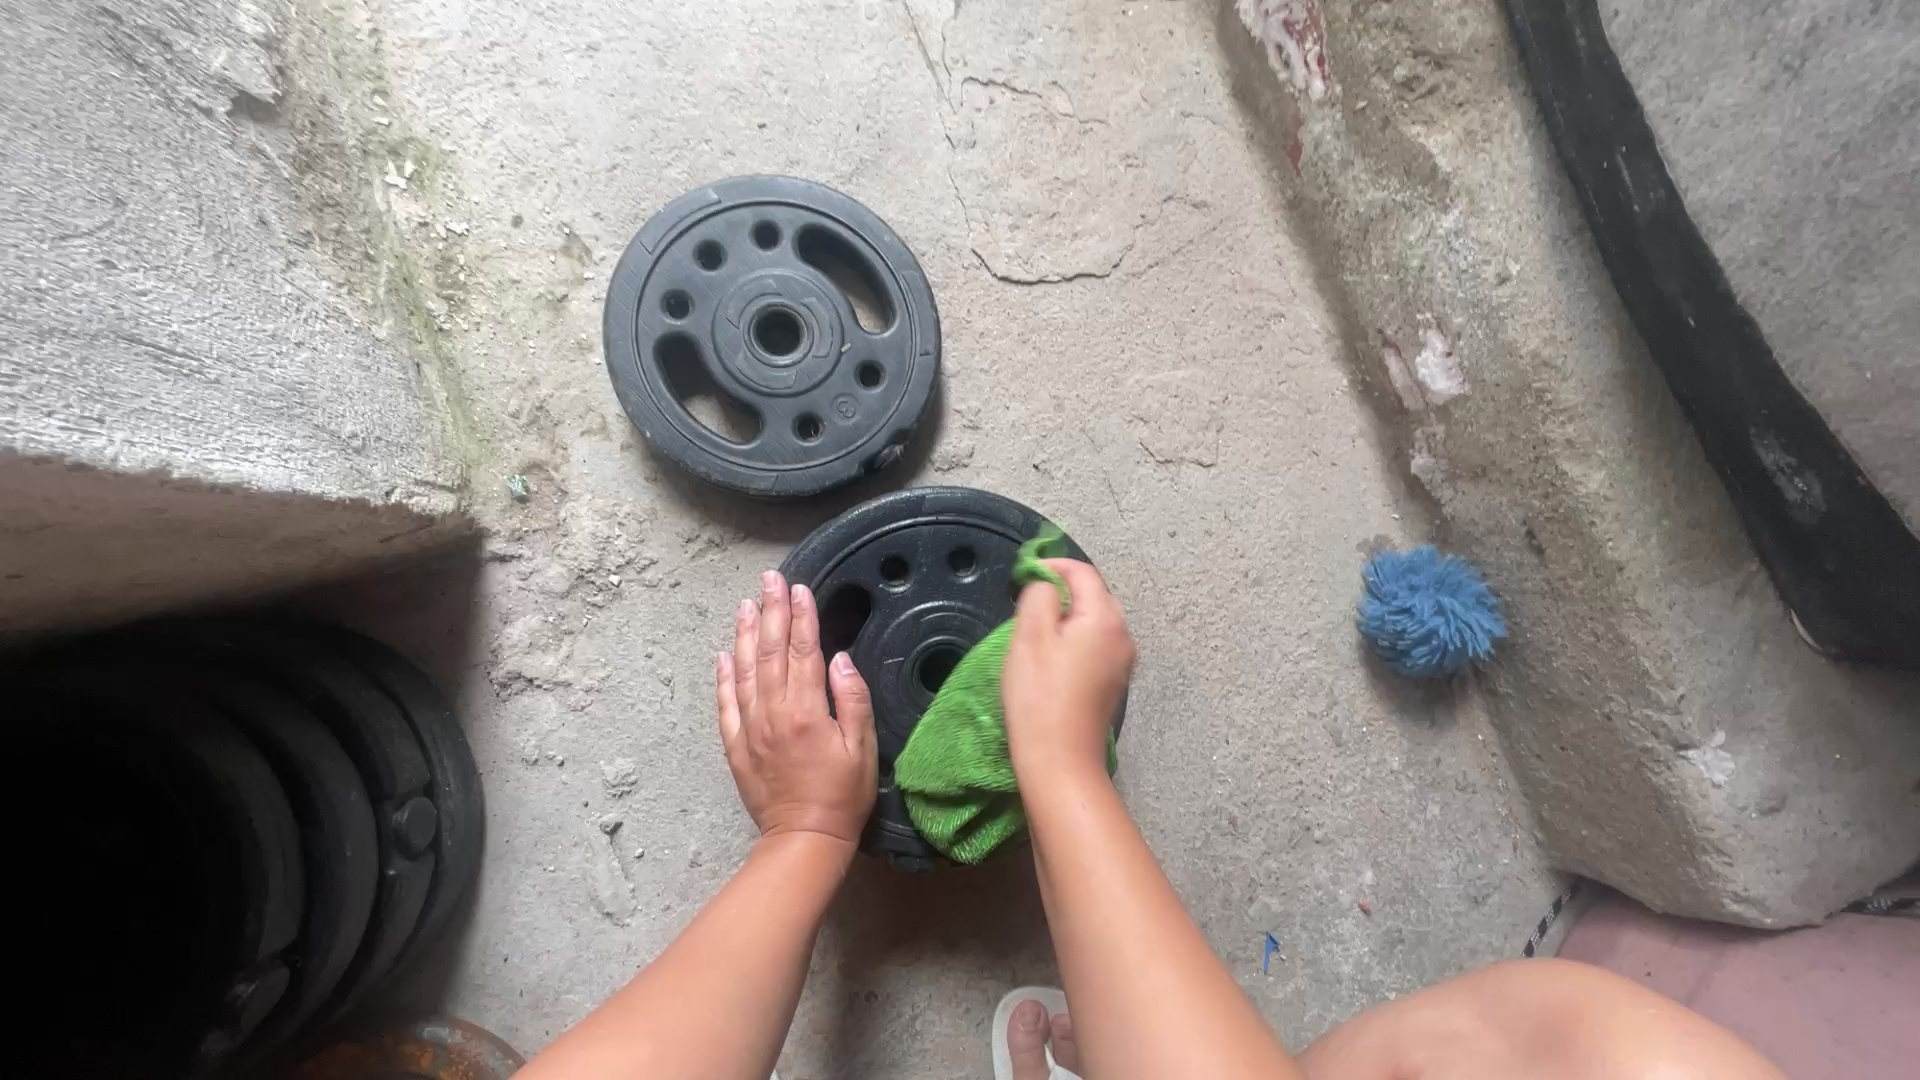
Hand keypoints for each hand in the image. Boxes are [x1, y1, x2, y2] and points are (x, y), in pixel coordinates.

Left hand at [717, 570, 876, 848]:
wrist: (803, 839)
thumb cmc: (842, 793)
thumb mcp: (863, 747)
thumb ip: (852, 699)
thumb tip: (839, 658)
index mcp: (806, 709)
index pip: (803, 651)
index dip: (802, 617)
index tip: (800, 588)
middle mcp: (772, 712)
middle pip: (772, 651)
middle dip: (772, 611)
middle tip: (770, 579)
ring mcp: (749, 728)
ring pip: (744, 670)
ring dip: (747, 634)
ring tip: (746, 604)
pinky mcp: (735, 745)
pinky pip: (725, 704)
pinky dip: (723, 676)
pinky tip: (724, 654)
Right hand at [1002, 558, 1134, 782]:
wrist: (1060, 761)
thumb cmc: (1040, 696)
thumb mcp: (1029, 635)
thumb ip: (1038, 596)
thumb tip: (1046, 585)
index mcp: (1105, 618)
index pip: (1082, 573)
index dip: (1053, 566)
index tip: (1024, 573)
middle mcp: (1123, 636)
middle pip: (1093, 595)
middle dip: (1061, 591)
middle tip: (1026, 602)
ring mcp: (1122, 662)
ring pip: (1094, 621)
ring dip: (1066, 617)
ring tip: (1035, 631)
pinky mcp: (1114, 683)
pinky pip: (1095, 645)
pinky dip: (1074, 639)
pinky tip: (1052, 658)